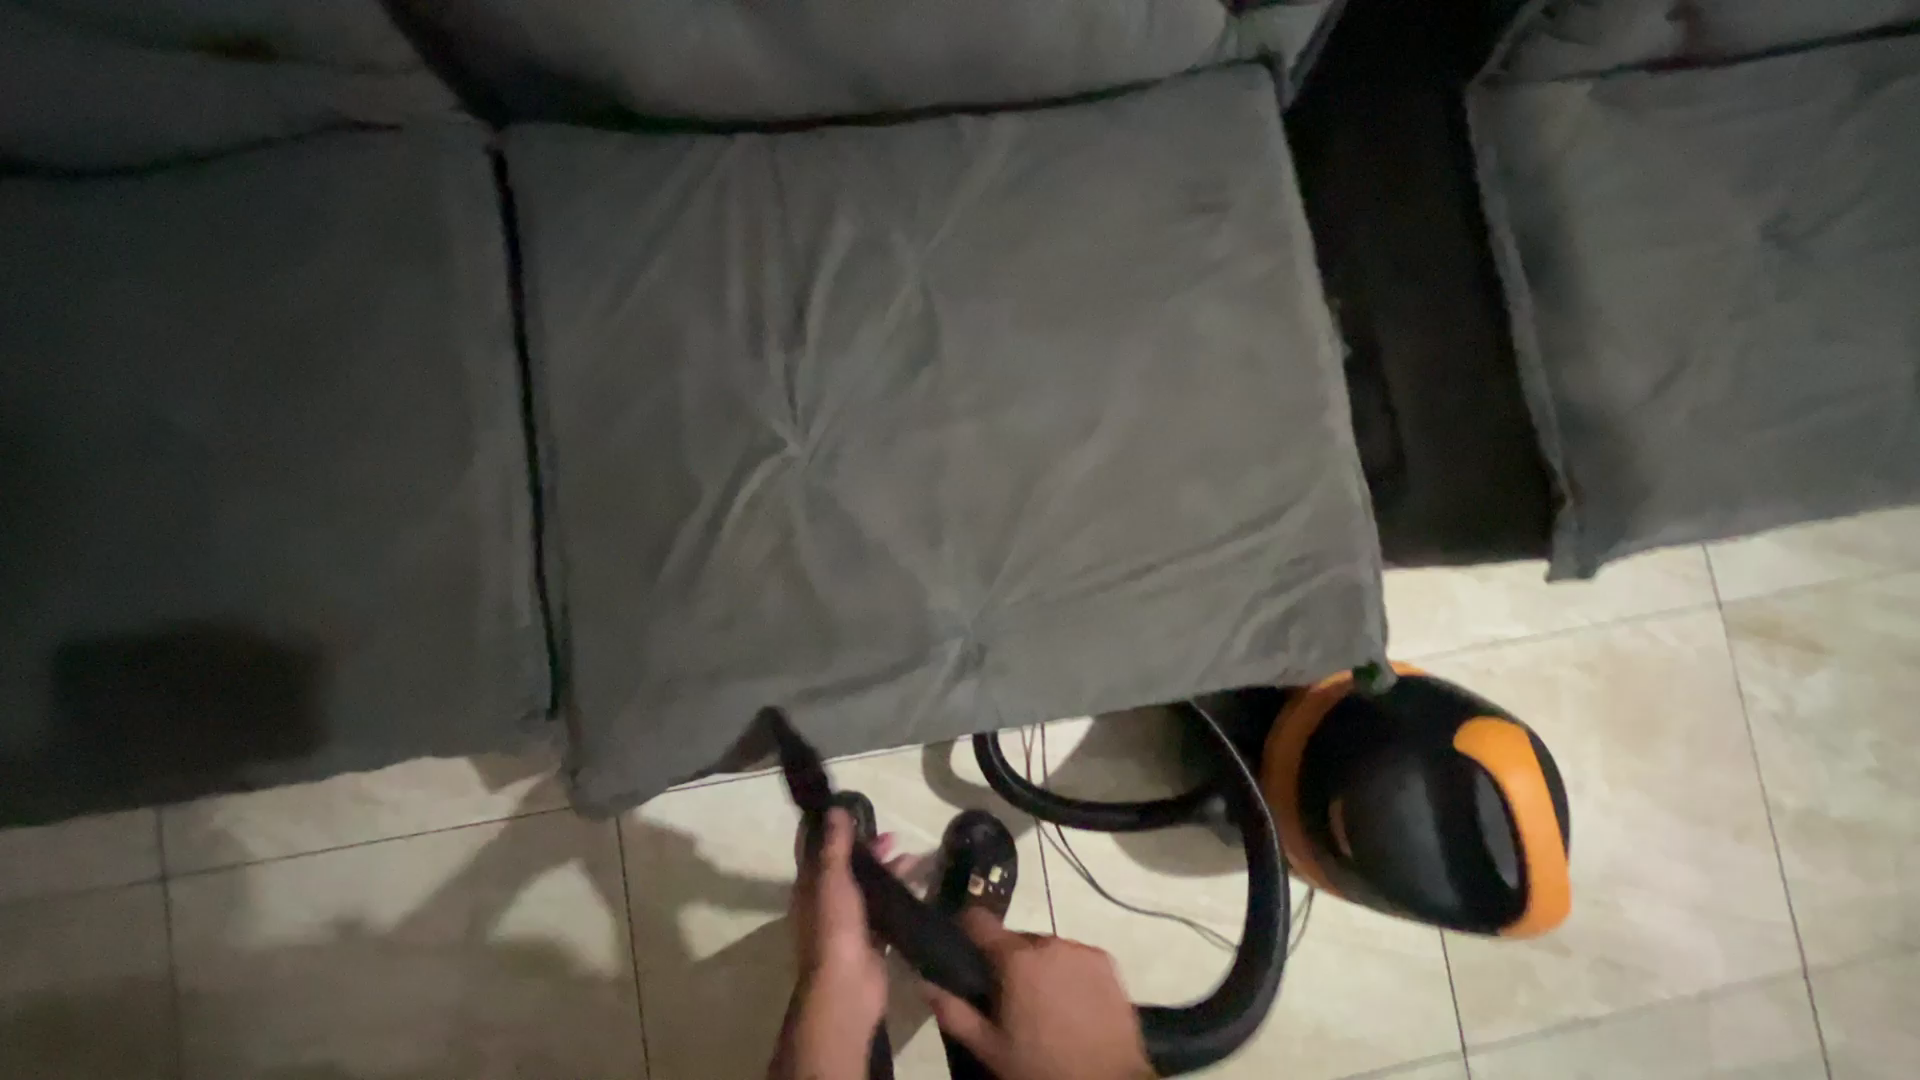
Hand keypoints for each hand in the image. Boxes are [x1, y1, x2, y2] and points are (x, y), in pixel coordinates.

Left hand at [773, 808, 918, 1079]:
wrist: (847, 987)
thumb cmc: (834, 928)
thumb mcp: (832, 880)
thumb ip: (835, 846)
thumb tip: (836, 810)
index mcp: (809, 886)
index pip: (814, 848)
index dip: (829, 827)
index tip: (850, 807)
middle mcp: (825, 901)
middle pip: (846, 866)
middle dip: (867, 848)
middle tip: (892, 835)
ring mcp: (848, 922)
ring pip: (867, 886)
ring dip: (887, 869)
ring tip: (912, 859)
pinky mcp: (870, 938)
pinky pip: (885, 908)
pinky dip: (898, 894)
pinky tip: (917, 885)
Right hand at [924, 909, 1153, 1079]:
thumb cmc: (1042, 1069)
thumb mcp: (991, 1050)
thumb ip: (954, 1013)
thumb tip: (926, 983)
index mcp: (1015, 960)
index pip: (980, 921)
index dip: (968, 929)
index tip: (963, 945)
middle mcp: (1048, 942)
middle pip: (1016, 941)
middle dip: (1009, 961)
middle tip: (1010, 998)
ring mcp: (1080, 949)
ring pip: (1047, 948)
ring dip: (1040, 966)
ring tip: (1045, 1005)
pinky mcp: (1105, 960)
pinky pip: (1076, 956)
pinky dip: (1069, 971)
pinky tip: (1072, 1003)